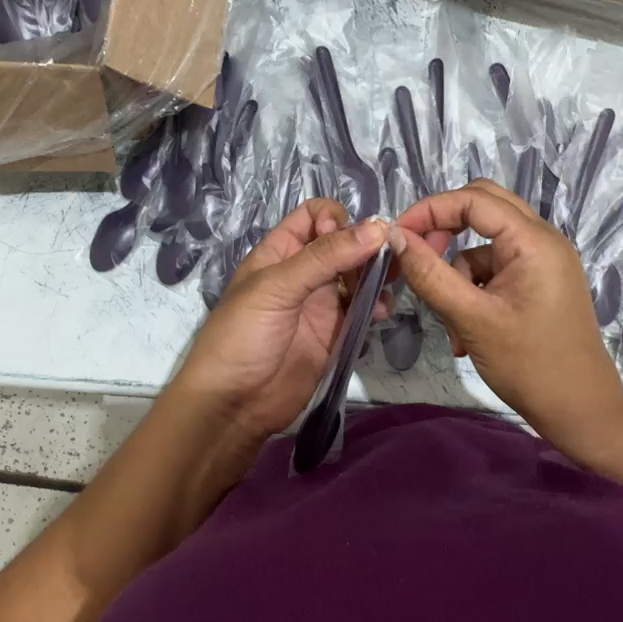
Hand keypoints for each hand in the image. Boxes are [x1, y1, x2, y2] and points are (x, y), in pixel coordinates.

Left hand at [171, 199, 389, 438]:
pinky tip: (380, 311)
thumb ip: (325, 257)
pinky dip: (377, 304)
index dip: (335, 219)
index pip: (315, 216)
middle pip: (343, 243)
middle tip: (387, 257)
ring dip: (376, 274)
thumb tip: (377, 228)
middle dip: (366, 245)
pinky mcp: (336, 333)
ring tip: (389, 282)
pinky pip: (363, 309)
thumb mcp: (277, 288)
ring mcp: (321, 303)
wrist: (233, 405)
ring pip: (358, 275)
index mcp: (280, 252)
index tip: (346, 239)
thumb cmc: (242, 336)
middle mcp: (303, 272)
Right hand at [389, 179, 622, 438]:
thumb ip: (429, 273)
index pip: (473, 199)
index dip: (430, 209)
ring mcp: (543, 261)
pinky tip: (466, 333)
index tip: (396, 235)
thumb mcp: (470, 318)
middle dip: (444, 230)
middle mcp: (542, 240)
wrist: (581, 413)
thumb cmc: (530, 365)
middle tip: (417, 257)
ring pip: (483, 243)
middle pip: (482, 207)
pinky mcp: (538, 282)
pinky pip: (494, 268)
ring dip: (457, 272)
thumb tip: (394, 236)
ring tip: (451, 323)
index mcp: (534, 241)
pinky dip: (472, 290)